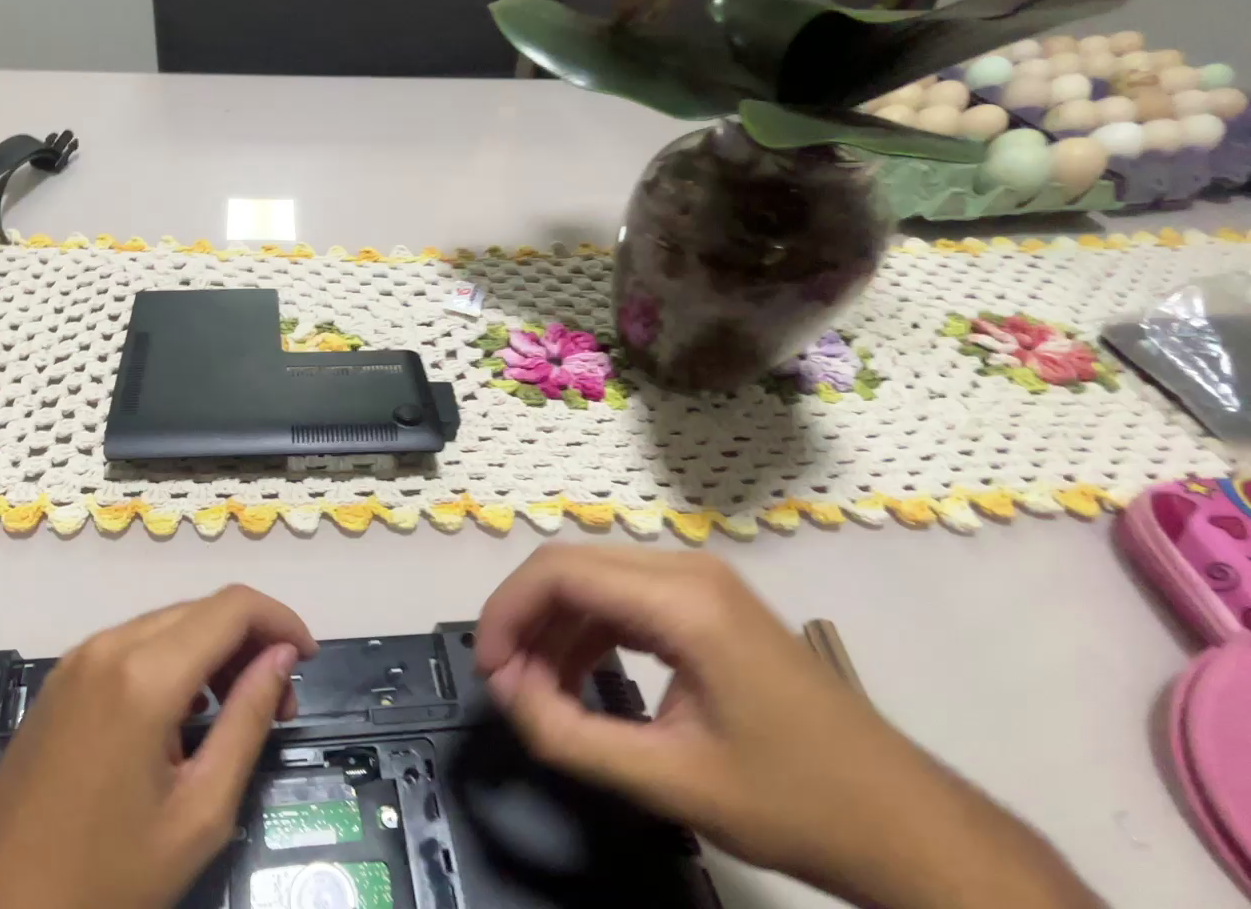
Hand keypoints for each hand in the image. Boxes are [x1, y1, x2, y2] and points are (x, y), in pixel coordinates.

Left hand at [0, 586, 316, 908]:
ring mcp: (77, 661)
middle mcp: (108, 647)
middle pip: (202, 609)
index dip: (282, 621)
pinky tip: (184, 718)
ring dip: (214, 651)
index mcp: (144, 675)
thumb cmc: (103, 876)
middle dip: (251, 641)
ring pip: (168, 624)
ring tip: (236, 714)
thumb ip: (248, 721)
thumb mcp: (199, 811)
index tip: (307, 662)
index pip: (234, 607)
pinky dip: (174, 662)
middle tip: (277, 703)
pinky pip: (133, 646)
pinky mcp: (61, 681)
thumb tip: (281, 660)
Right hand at [475, 543, 1101, 908]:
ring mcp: (703, 585)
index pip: (558, 572)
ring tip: (538, 694)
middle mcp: (690, 570)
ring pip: (593, 582)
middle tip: (506, 688)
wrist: (903, 823)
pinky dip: (587, 635)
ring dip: (552, 631)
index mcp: (683, 601)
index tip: (487, 675)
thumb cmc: (792, 801)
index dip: (505, 615)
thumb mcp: (665, 779)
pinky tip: (578, 682)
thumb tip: (507, 691)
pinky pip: (624, 601)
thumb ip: (568, 735)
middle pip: (570, 568)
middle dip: (523, 622)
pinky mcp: (709, 607)